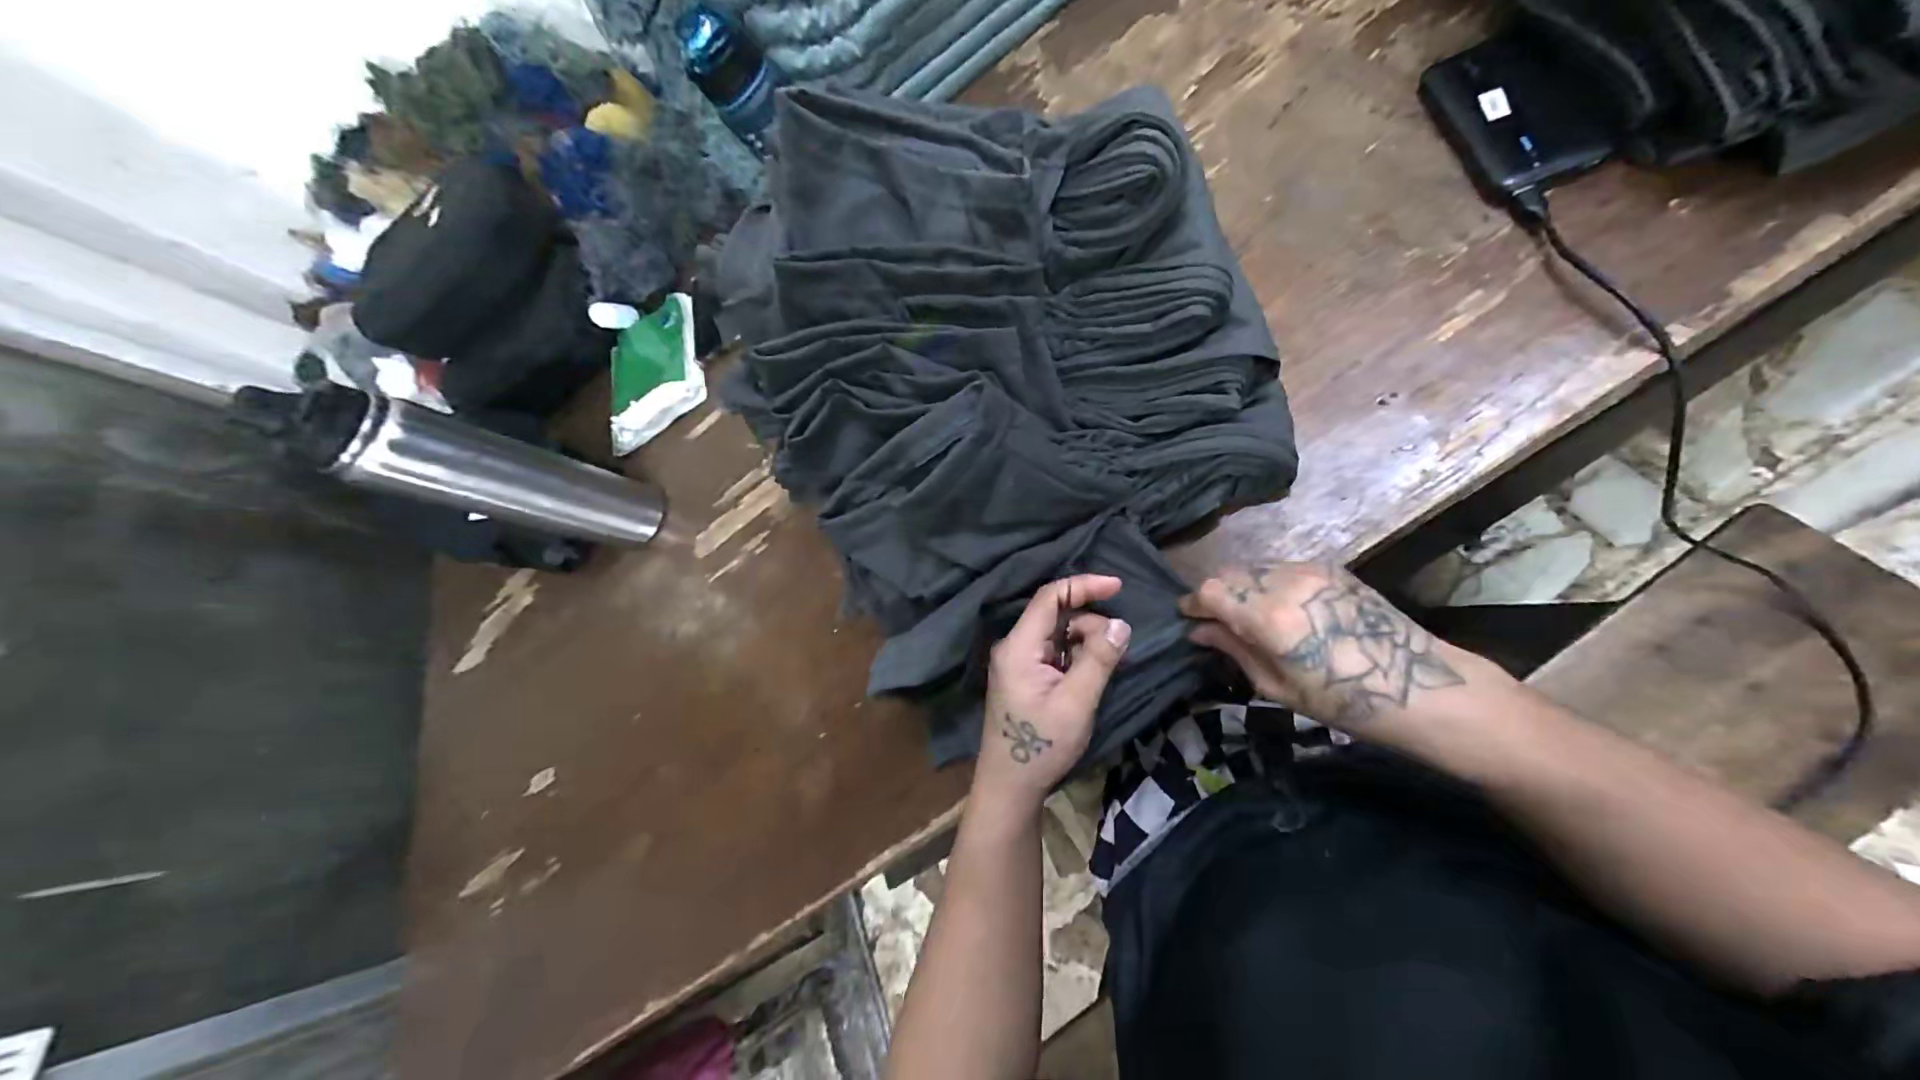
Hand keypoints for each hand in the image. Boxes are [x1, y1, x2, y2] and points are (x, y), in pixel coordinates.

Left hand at [976, 575, 1131, 808]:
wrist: (1010, 786)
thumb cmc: (1042, 745)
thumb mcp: (1077, 702)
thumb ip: (1099, 660)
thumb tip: (1122, 624)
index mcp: (1019, 646)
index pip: (1049, 597)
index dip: (1084, 585)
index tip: (1118, 586)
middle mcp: (1014, 647)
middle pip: (1055, 614)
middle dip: (1090, 621)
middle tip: (1118, 648)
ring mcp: (1018, 663)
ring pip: (1057, 634)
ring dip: (1086, 639)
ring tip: (1108, 664)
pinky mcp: (1025, 677)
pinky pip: (1054, 652)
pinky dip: (1077, 654)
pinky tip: (1094, 670)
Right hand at [1179, 562, 1465, 731]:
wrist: (1422, 686)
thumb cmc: (1344, 702)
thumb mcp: (1277, 686)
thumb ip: (1234, 649)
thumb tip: (1199, 630)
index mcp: (1270, 618)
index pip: (1210, 591)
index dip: (1193, 603)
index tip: (1188, 618)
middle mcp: (1286, 583)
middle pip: (1228, 574)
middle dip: (1214, 594)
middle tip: (1213, 620)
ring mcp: (1311, 570)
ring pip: (1253, 567)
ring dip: (1239, 586)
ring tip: (1244, 614)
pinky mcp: (1331, 568)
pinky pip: (1281, 567)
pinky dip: (1266, 582)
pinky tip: (1277, 607)